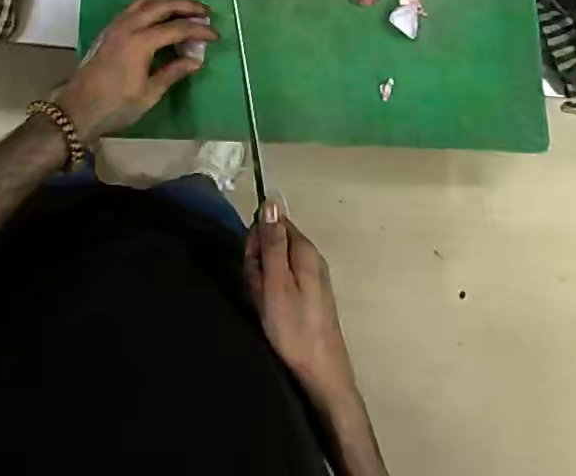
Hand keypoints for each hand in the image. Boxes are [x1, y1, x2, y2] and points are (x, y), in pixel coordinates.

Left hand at [52, 0, 216, 139]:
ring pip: (144, 3)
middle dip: (185, 6)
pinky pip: (132, 8)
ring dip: (166, 2)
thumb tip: (196, 61)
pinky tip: (159, 16)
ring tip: (184, 9)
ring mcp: (115, 26)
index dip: (198, 30)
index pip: (176, 28)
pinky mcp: (108, 31)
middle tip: (205, 12)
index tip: (215, 35)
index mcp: (140, 43)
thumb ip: (172, 73)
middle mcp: (127, 27)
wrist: (78, 109)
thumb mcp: (149, 94)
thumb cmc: (115, 106)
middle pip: (161, 6)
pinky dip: (150, 6)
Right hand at [245, 203, 358, 400]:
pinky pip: (282, 279)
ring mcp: (312, 277)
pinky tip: (270, 309)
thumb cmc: (294, 327)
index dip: (256, 239)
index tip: (253, 263)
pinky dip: (271, 291)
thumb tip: (271, 201)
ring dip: (262, 278)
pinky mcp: (309, 294)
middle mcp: (311, 257)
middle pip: (273, 241)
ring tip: (264, 302)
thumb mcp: (275, 281)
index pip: (272, 221)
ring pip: (275, 262)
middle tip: (258, 287)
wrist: (321, 376)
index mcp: (305, 250)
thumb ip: (272, 241)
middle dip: (258, 260)